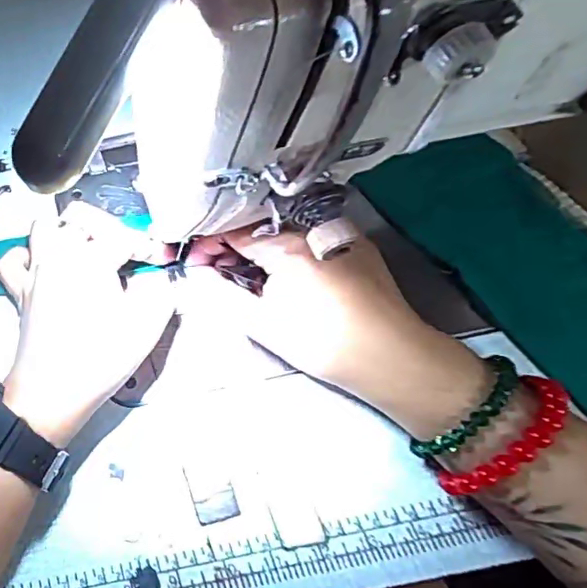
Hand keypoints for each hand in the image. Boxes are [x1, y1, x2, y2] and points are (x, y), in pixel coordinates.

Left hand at [0, 205, 175, 444]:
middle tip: (124, 248)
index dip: (146, 245)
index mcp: (91, 261)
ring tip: (88, 250)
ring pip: (45, 227)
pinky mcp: (20, 292)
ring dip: (67, 231)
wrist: (52, 394)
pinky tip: (43, 265)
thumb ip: (160, 291)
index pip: (123, 236)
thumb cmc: (95, 362)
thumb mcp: (146, 326)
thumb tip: (159, 278)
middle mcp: (59, 259)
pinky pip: (14, 260)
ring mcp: (35, 273)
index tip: (156, 258)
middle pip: (81, 217)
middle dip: (107, 227)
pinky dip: (27, 255)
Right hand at [181, 227, 488, 438]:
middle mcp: (314, 230)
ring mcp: (339, 237)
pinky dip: (289, 261)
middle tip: (216, 278)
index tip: (193, 263)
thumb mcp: (263, 323)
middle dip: (232, 253)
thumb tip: (196, 275)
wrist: (393, 357)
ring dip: (261, 258)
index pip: (234, 232)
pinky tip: (285, 286)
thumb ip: (221, 295)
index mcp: (289, 244)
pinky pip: (310, 247)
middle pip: (260, 234)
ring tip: (248, 286)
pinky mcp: (356, 250)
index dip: (208, 246)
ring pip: (285, 241)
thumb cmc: (326, 343)